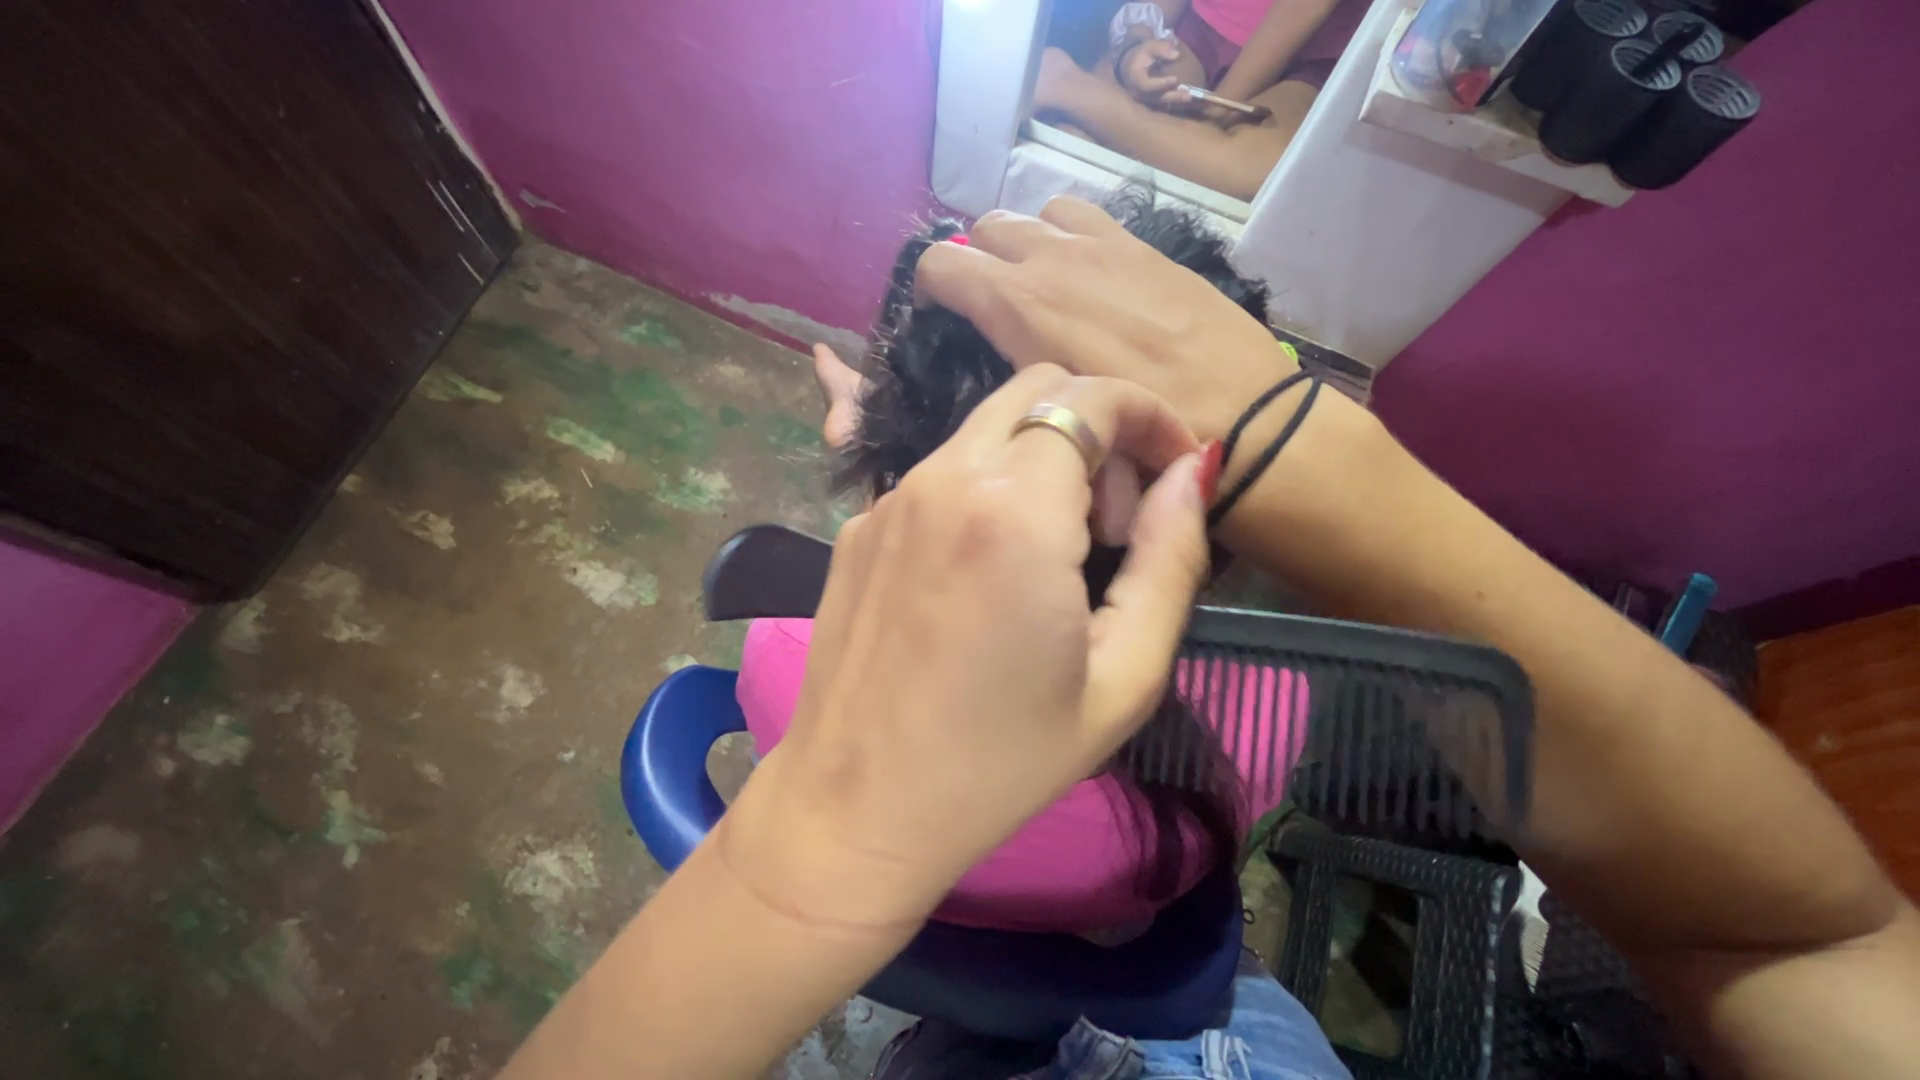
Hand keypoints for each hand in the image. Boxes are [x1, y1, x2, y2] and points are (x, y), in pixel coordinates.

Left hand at [719, 365, 1209, 928]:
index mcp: (1014, 508)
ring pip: (985, 427)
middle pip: (1035, 390)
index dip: (1150, 415)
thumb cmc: (1002, 761)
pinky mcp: (856, 527)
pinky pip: (939, 473)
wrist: (855, 809)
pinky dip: (987, 485)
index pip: (1092, 397)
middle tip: (1118, 521)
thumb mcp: (1124, 675)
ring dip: (1042, 456)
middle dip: (1097, 429)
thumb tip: (1194, 471)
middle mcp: (942, 478)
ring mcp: (887, 499)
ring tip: (1059, 554)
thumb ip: (1172, 558)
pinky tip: (989, 573)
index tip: (1175, 468)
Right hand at [915, 198, 1301, 443]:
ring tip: (1043, 286)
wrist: (1246, 424)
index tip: (939, 317)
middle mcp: (1053, 258)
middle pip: (986, 226)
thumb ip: (1010, 371)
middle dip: (977, 259)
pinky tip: (1092, 279)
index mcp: (1019, 303)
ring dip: (1027, 241)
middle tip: (993, 306)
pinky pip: (1089, 216)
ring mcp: (1105, 244)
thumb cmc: (1140, 445)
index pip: (939, 262)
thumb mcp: (1054, 418)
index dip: (928, 287)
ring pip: (1038, 212)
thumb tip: (998, 355)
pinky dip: (1072, 236)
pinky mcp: (1147, 247)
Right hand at [1116, 38, 1184, 105]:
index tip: (1175, 79)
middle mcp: (1139, 94)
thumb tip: (1177, 55)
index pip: (1147, 86)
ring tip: (1190, 97)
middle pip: (1157, 98)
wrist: (1128, 68)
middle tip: (1188, 96)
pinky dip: (1174, 101)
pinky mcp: (1150, 101)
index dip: (1161, 84)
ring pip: (1161, 102)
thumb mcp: (1148, 47)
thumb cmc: (1139, 56)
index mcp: (1136, 80)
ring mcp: (1144, 100)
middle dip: (1173, 96)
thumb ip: (1161, 49)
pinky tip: (1186, 98)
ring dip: (1176, 100)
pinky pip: (1163, 103)